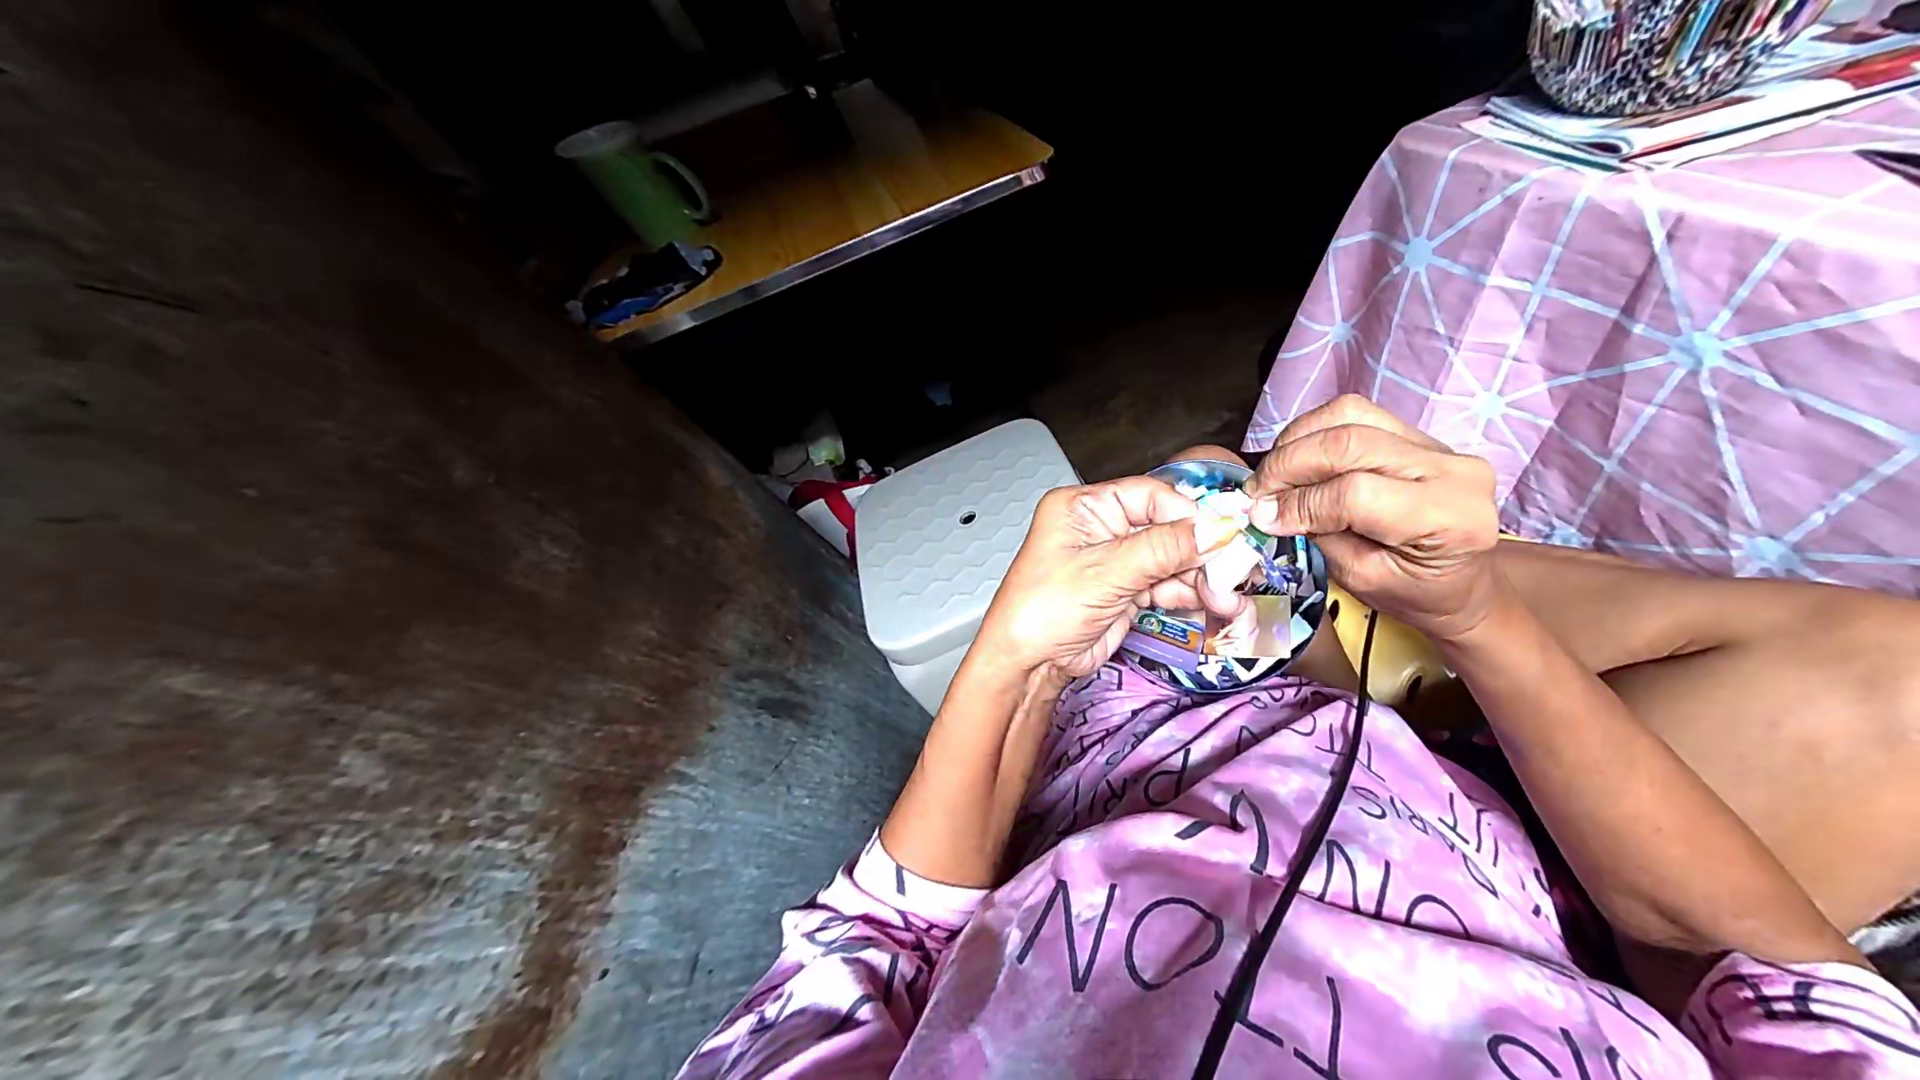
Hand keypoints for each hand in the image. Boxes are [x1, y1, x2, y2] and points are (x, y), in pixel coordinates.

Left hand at [975, 476, 1245, 679]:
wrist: (1027, 663)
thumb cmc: (1040, 610)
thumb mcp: (1105, 573)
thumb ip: (1163, 549)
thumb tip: (1214, 529)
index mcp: (1084, 507)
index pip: (1150, 496)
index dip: (1188, 514)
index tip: (1222, 534)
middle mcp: (1101, 528)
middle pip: (1167, 529)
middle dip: (1200, 554)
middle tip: (1231, 574)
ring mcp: (1116, 560)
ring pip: (1173, 560)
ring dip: (1202, 580)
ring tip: (1224, 600)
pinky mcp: (1126, 589)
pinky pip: (1167, 585)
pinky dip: (1190, 596)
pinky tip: (1212, 607)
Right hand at [1244, 395, 1500, 642]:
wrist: (1460, 577)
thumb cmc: (1413, 589)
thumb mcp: (1360, 579)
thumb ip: (1319, 536)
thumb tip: (1267, 509)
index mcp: (1448, 517)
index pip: (1356, 493)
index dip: (1299, 503)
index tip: (1261, 517)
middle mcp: (1452, 468)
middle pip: (1349, 442)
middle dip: (1287, 465)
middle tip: (1255, 493)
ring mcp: (1435, 443)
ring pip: (1348, 415)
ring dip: (1295, 441)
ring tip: (1273, 474)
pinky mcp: (1415, 432)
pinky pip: (1353, 414)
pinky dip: (1311, 431)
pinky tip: (1295, 459)